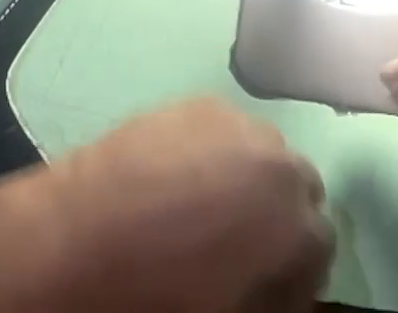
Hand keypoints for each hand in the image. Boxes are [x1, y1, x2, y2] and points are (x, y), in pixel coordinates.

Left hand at [33, 97, 332, 311]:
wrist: (76, 242)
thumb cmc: (158, 297)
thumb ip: (270, 296)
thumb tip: (275, 281)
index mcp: (298, 229)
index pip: (321, 245)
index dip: (294, 270)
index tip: (266, 282)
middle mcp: (283, 166)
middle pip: (300, 187)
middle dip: (278, 213)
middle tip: (237, 241)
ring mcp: (242, 126)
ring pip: (264, 151)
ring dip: (249, 174)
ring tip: (204, 202)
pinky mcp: (201, 104)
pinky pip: (226, 130)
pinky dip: (215, 150)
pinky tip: (178, 174)